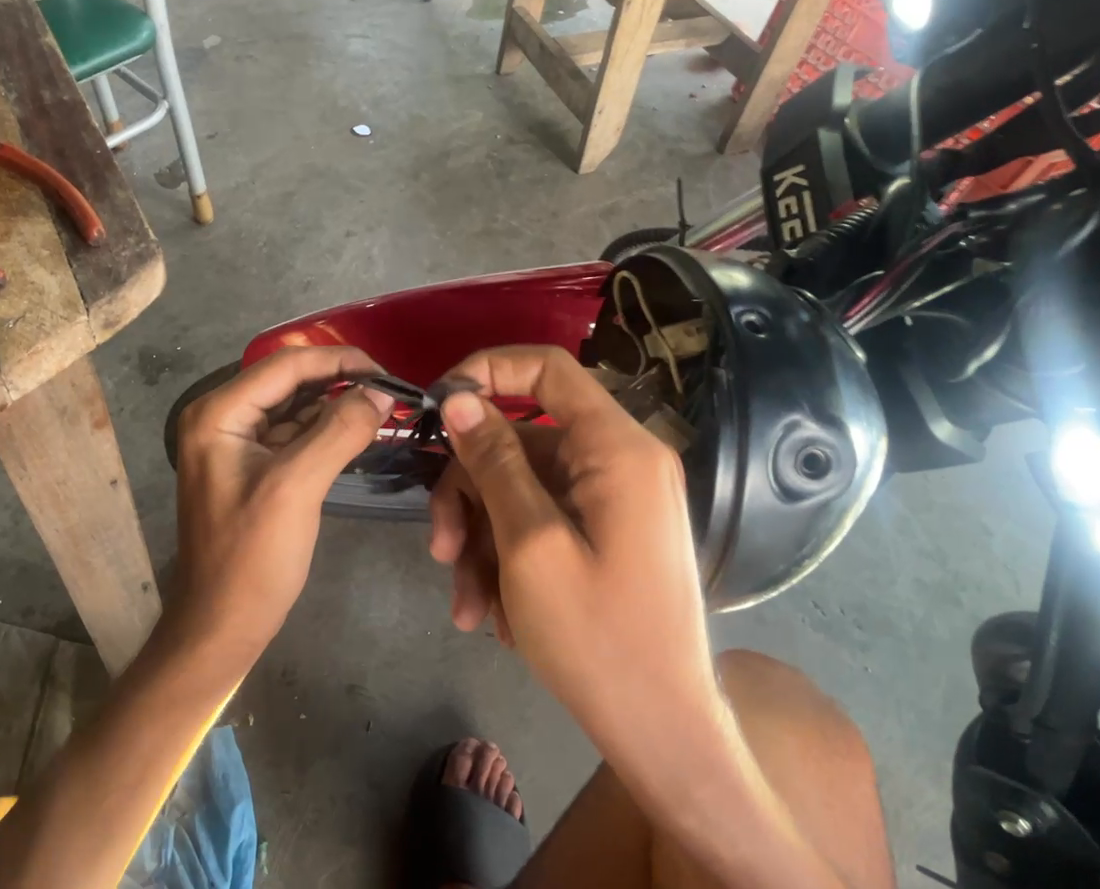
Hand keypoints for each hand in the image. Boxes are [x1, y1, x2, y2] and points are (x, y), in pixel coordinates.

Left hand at [170, 347, 393, 661]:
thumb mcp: (296, 488)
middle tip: (393, 391)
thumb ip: (338, 431)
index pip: (285, 365)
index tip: (389, 372)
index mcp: (217, 413)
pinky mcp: (251, 467)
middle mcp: (220, 418)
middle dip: (339, 381)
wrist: (221, 625)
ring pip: (293, 407)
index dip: (338, 361)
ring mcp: (234, 443)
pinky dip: (324, 430)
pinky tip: (359, 432)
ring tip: (385, 408)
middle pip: (288, 381)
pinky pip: (292, 434)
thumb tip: (382, 391)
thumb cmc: (251, 558)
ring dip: (336, 405)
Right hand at [428, 346, 721, 758]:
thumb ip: (494, 462)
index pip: (547, 367)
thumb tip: (460, 400)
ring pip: (519, 489)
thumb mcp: (530, 545)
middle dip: (469, 493)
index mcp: (617, 450)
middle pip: (519, 442)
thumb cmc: (598, 638)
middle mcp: (620, 463)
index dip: (486, 371)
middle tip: (440, 551)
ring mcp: (612, 501)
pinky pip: (538, 522)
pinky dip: (506, 559)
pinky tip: (491, 613)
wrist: (662, 731)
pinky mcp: (604, 534)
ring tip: (466, 603)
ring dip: (480, 539)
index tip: (437, 409)